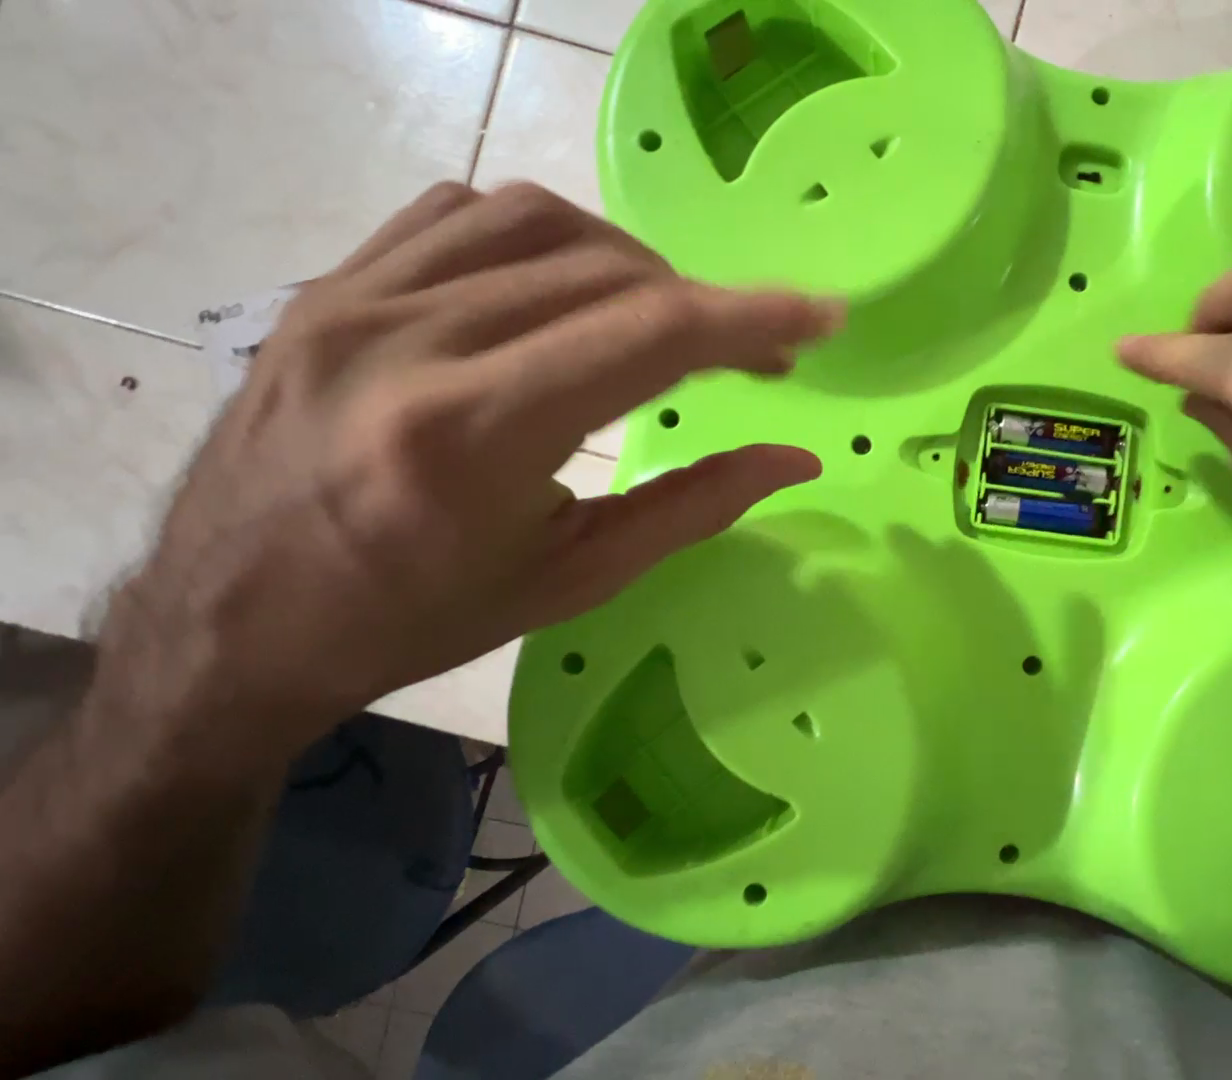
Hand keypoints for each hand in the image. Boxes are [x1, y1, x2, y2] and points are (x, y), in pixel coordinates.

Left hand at [105, 182, 836, 755]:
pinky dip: (547, 237)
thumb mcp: (575, 578)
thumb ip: (696, 506)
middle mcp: (411, 341)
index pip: (648, 336)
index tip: (821, 317)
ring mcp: (356, 298)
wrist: (235, 620)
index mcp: (474, 437)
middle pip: (610, 274)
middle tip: (752, 356)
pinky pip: (463, 214)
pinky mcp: (329, 284)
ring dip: (634, 264)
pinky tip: (569, 286)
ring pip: (541, 222)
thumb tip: (795, 458)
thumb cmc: (420, 620)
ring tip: (664, 320)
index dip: (752, 319)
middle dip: (707, 308)